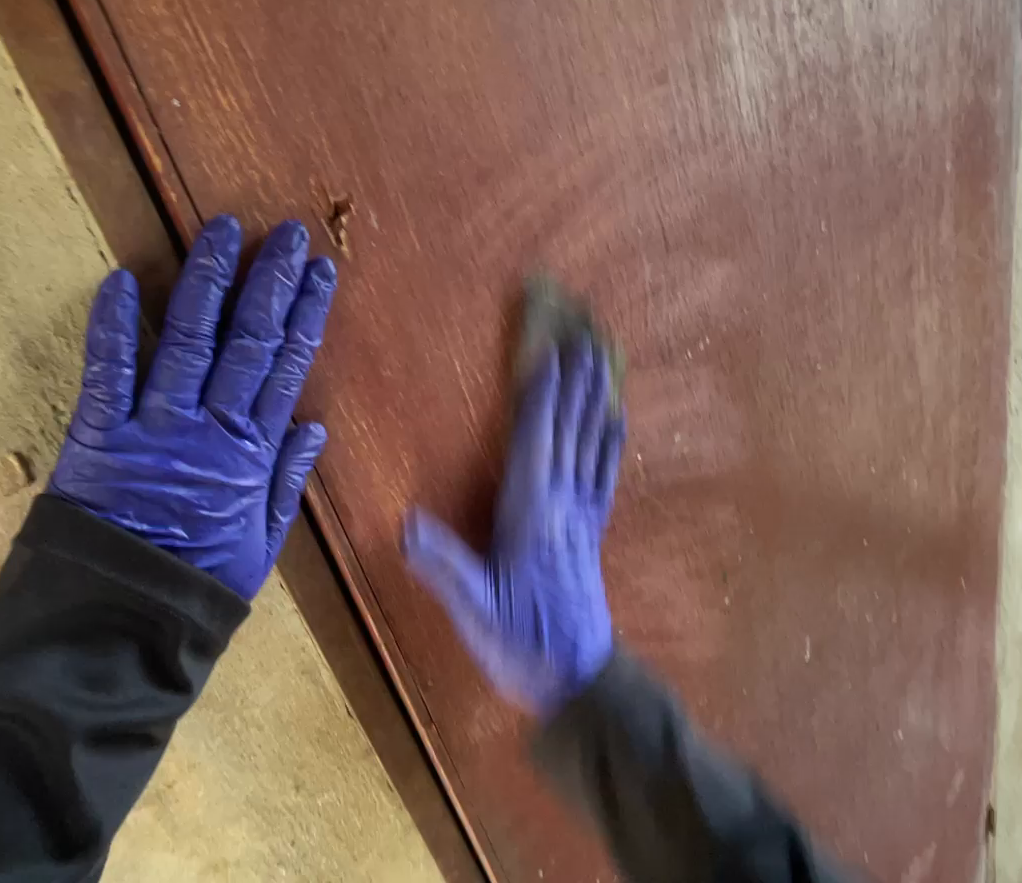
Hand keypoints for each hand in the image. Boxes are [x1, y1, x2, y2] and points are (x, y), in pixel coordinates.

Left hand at [51, 215, 336, 599]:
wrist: (121, 622)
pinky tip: (120, 279)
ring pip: (190, 341)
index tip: (321, 271)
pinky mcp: (99, 435)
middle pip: (247, 342)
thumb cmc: (197, 581)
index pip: (286, 367)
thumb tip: (314, 425)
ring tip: (222, 231)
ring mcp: (155, 426)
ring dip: (207, 282)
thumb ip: (287, 482)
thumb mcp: (262, 544)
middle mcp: (211, 428)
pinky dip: (114, 326)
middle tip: (287, 233)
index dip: (305, 315)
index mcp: (252, 452)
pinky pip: (108, 372)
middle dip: (269, 283)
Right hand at [405, 342, 624, 714]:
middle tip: (586, 340)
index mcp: (530, 515)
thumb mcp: (475, 612)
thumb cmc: (522, 644)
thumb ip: (444, 568)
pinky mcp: (592, 534)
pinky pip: (604, 477)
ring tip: (603, 364)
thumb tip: (404, 523)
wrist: (581, 681)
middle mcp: (560, 507)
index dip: (541, 398)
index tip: (550, 355)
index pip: (535, 443)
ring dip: (595, 402)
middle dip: (575, 385)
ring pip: (590, 447)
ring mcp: (581, 519)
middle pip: (568, 433)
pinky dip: (611, 444)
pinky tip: (618, 422)